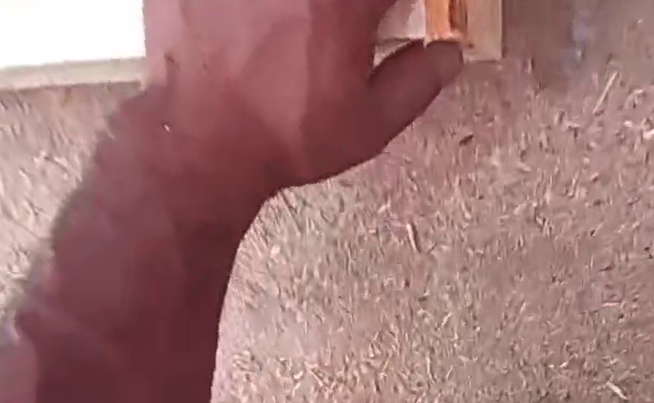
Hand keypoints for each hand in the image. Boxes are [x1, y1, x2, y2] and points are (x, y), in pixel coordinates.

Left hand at [142, 0, 463, 200]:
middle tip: (362, 29)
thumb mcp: (368, 126)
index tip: (399, 19)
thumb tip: (449, 54)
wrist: (205, 139)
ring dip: (309, 13)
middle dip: (360, 10)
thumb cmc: (287, 135)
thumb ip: (416, 84)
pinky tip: (264, 26)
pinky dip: (265, 8)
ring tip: (302, 36)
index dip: (407, 4)